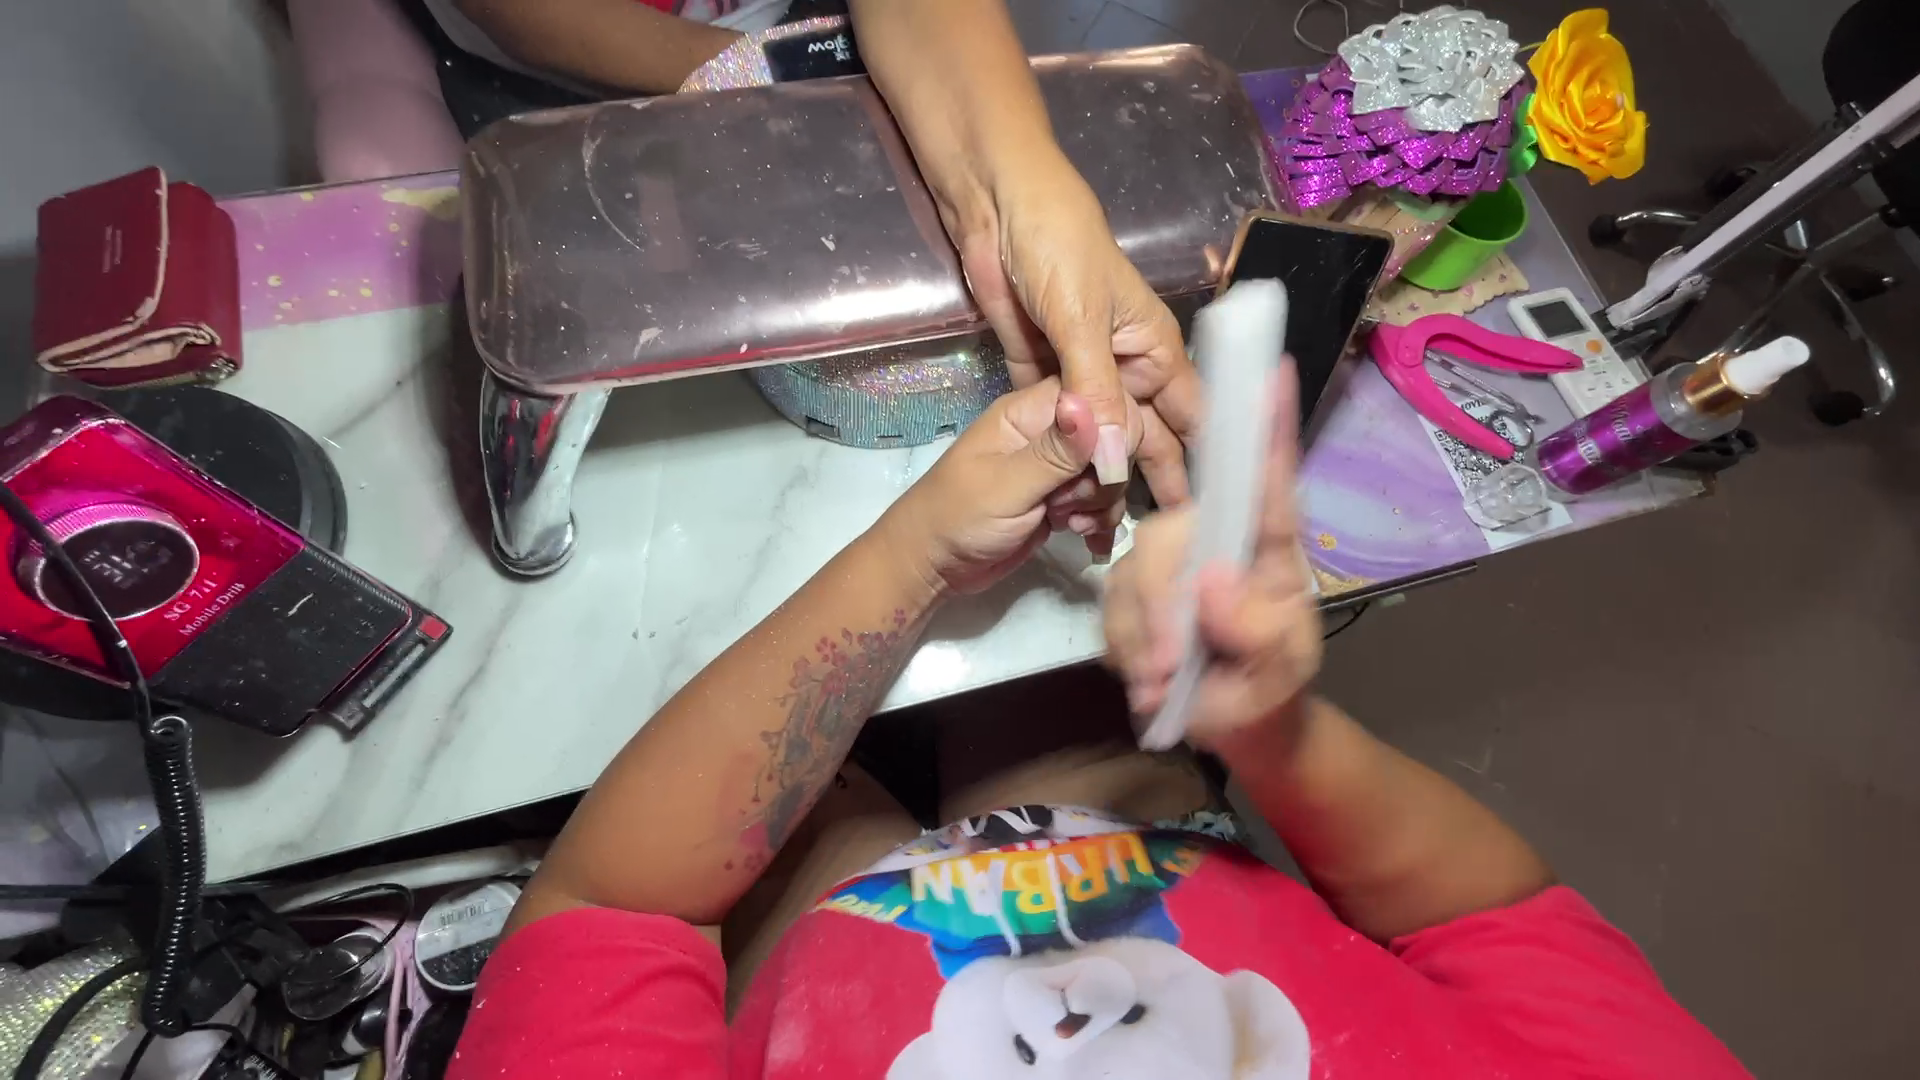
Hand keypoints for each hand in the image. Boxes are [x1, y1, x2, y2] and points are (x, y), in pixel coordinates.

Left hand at [880, 377, 1098, 595]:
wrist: (934, 565)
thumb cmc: (958, 518)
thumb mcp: (1006, 486)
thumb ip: (1054, 452)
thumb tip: (1092, 405)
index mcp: (1027, 412)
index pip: (1093, 396)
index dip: (1109, 431)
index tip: (1100, 470)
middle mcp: (1046, 432)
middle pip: (1108, 437)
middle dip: (1103, 476)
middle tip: (1069, 504)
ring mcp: (1055, 468)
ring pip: (1108, 472)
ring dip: (1101, 502)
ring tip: (1070, 524)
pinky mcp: (1060, 498)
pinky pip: (1099, 500)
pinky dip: (1099, 520)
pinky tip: (1085, 538)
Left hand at [944, 158, 1203, 552]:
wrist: (994, 213)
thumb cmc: (1054, 250)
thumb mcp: (1080, 322)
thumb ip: (1098, 392)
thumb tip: (1120, 461)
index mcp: (1152, 349)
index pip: (1190, 414)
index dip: (1201, 461)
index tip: (1206, 514)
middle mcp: (1124, 372)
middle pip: (1148, 439)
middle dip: (1153, 486)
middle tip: (1162, 545)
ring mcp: (1083, 384)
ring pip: (1106, 444)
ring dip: (1108, 485)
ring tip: (1112, 536)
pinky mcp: (1045, 389)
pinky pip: (1066, 436)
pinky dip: (1070, 468)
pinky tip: (1074, 508)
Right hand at [1102, 364, 1320, 751]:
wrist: (1232, 723)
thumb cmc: (1270, 687)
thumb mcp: (1280, 667)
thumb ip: (1257, 630)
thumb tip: (1211, 581)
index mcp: (1265, 547)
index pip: (1267, 484)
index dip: (1269, 430)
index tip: (1273, 374)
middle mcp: (1212, 540)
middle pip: (1167, 535)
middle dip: (1158, 605)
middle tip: (1169, 672)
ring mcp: (1166, 564)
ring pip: (1130, 575)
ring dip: (1140, 639)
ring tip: (1163, 688)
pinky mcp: (1130, 591)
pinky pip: (1108, 605)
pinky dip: (1124, 648)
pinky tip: (1150, 682)